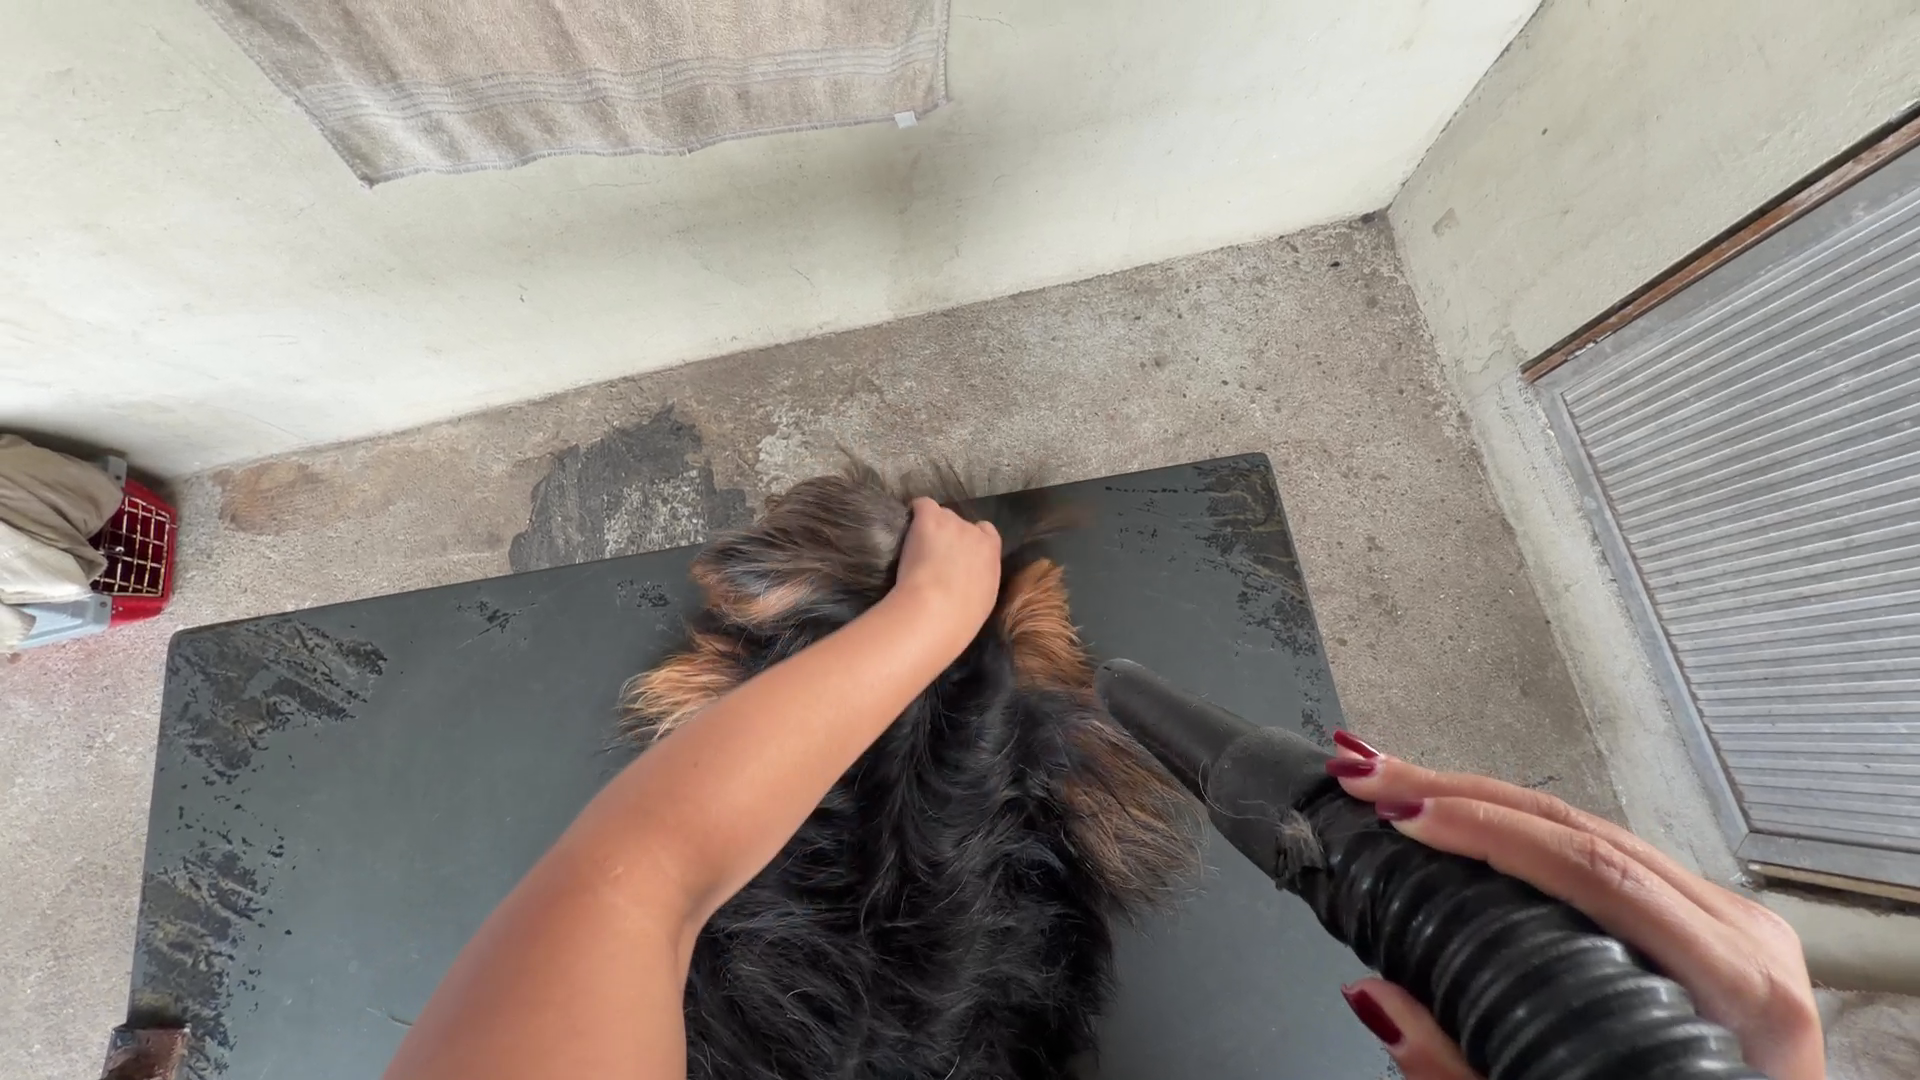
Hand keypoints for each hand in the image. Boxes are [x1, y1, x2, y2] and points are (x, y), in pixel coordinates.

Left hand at [887, 498, 1001, 651]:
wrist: (938, 608)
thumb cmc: (963, 614)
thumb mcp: (984, 596)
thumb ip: (980, 577)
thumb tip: (970, 577)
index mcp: (991, 551)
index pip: (986, 531)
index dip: (971, 539)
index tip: (960, 552)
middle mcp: (973, 531)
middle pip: (959, 523)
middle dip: (948, 534)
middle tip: (934, 554)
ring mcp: (951, 522)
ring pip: (939, 516)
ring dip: (931, 526)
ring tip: (917, 546)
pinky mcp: (928, 520)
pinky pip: (922, 505)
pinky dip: (915, 511)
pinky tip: (909, 523)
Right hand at [1324, 732, 1823, 1079]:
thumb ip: (1464, 1072)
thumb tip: (1374, 999)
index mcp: (1733, 989)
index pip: (1595, 872)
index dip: (1487, 830)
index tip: (1402, 818)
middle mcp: (1732, 934)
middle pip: (1572, 827)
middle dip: (1449, 792)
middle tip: (1363, 776)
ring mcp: (1710, 912)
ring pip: (1571, 818)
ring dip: (1463, 792)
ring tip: (1381, 776)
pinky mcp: (1681, 904)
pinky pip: (1578, 835)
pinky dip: (1497, 812)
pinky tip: (1440, 800)